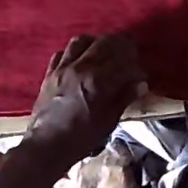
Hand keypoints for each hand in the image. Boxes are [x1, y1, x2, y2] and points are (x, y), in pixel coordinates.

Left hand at [21, 34, 145, 166]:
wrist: (46, 146)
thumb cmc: (81, 138)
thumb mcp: (108, 122)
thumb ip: (124, 98)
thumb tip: (140, 84)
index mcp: (98, 81)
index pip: (124, 63)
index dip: (136, 66)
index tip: (140, 73)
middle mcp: (81, 68)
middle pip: (105, 43)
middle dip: (122, 45)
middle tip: (130, 52)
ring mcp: (63, 68)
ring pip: (82, 41)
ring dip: (97, 42)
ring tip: (105, 50)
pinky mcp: (50, 72)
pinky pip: (62, 52)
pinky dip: (74, 51)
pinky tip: (80, 59)